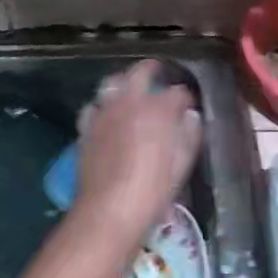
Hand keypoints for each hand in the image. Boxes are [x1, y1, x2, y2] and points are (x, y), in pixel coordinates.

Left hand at [72, 61, 201, 237]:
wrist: (110, 209)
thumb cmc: (153, 191)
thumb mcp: (181, 166)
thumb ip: (189, 136)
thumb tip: (191, 116)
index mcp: (158, 110)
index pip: (177, 92)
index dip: (185, 97)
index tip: (189, 104)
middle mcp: (129, 102)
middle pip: (140, 72)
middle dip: (152, 69)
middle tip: (158, 71)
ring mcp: (104, 112)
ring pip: (111, 82)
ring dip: (123, 81)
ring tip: (130, 87)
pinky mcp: (86, 126)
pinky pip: (93, 106)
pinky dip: (101, 105)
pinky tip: (106, 114)